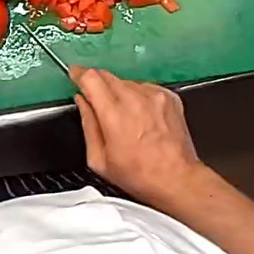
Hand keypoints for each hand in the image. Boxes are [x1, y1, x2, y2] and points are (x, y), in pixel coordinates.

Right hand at [73, 67, 213, 209]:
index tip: (74, 74)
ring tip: (125, 116)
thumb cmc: (139, 175)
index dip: (78, 74)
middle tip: (98, 102)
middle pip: (106, 75)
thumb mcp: (100, 160)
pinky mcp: (169, 97)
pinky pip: (145, 87)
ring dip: (119, 92)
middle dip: (97, 84)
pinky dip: (139, 96)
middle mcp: (134, 99)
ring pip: (126, 81)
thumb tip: (82, 102)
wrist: (178, 180)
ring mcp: (154, 96)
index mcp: (114, 114)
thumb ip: (87, 124)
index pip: (90, 78)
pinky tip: (142, 116)